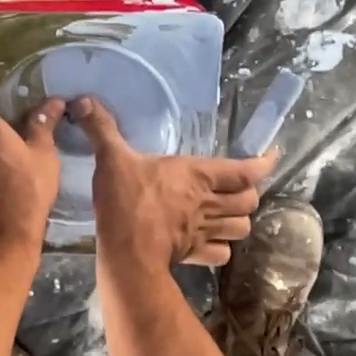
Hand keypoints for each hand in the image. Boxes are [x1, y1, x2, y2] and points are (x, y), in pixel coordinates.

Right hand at [70, 97, 272, 269]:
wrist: (127, 254)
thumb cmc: (126, 201)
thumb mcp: (111, 158)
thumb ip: (101, 128)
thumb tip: (83, 100)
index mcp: (196, 175)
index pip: (244, 169)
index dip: (262, 163)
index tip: (271, 155)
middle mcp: (207, 202)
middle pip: (249, 199)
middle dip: (250, 191)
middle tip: (240, 184)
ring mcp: (204, 232)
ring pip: (241, 227)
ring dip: (239, 218)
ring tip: (228, 212)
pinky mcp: (195, 256)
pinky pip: (221, 253)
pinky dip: (222, 247)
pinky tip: (211, 242)